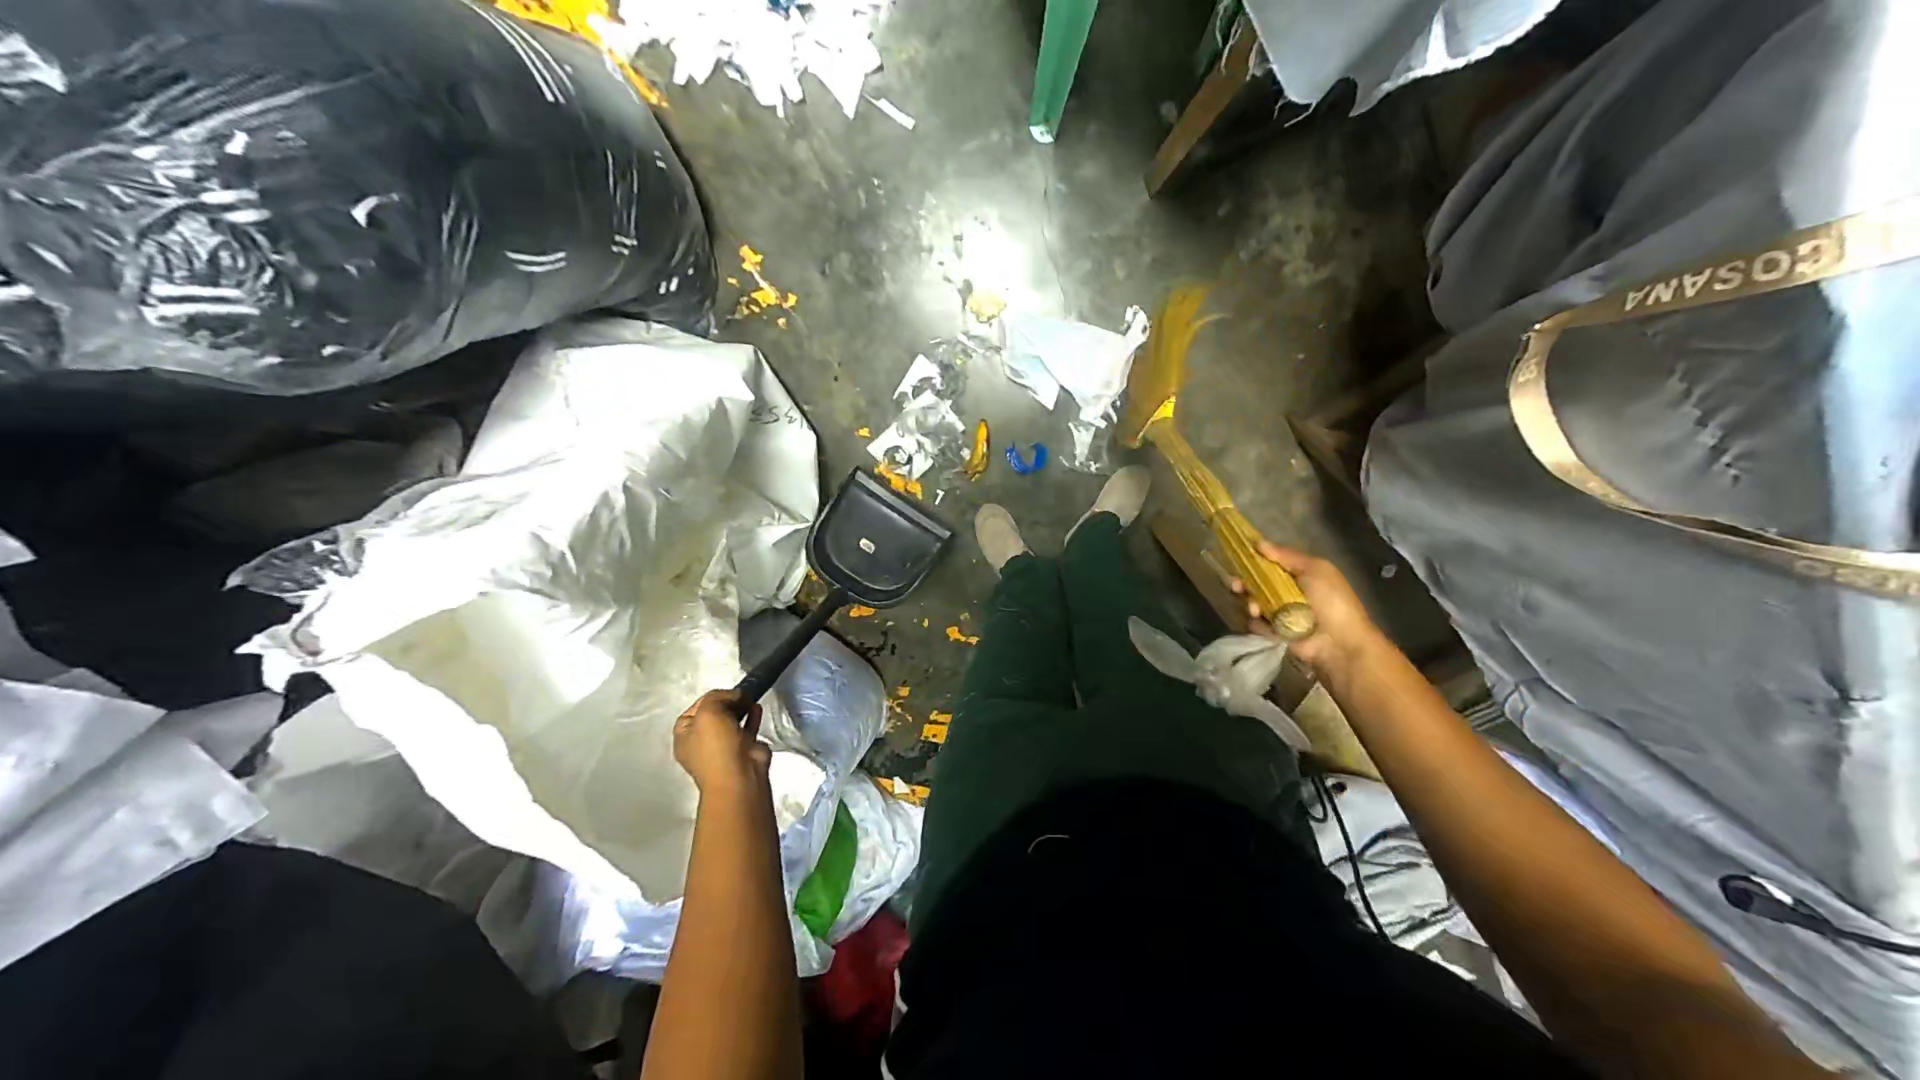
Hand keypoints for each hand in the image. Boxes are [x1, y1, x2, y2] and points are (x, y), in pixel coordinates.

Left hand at [673, 689, 770, 794]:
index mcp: (684, 737)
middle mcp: (701, 743)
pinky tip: (757, 707)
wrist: (739, 776)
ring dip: (740, 708)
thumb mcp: (709, 711)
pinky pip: (746, 728)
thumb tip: (736, 695)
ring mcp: (722, 748)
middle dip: (726, 703)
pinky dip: (752, 717)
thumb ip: (719, 696)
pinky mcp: (743, 750)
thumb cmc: (716, 745)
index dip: (707, 699)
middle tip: (738, 695)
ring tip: (749, 698)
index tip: (723, 692)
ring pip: (731, 721)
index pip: (692, 711)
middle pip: (713, 715)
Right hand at [1232, 542, 1384, 678]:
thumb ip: (1286, 555)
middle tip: (1236, 585)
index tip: (1239, 558)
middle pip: (1255, 583)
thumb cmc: (1331, 600)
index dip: (1253, 560)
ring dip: (1250, 603)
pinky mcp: (1275, 631)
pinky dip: (1258, 623)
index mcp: (1297, 574)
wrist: (1339, 641)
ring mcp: (1279, 612)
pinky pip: (1256, 623)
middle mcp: (1286, 592)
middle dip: (1243, 583)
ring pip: (1253, 602)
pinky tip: (1265, 624)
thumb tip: (1258, 542)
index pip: (1269, 564)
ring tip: (1255, 609)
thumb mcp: (1315, 569)